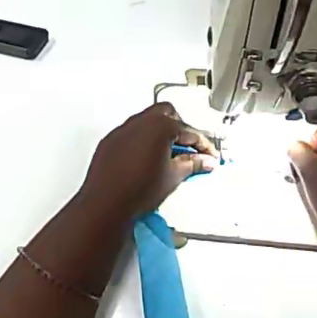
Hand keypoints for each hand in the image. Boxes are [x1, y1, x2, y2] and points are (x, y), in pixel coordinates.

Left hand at [79, 103, 216, 222]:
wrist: (107, 203)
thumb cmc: (140, 189)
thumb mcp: (174, 176)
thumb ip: (192, 164)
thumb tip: (205, 161)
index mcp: (159, 126)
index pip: (188, 130)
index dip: (203, 144)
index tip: (209, 156)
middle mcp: (139, 122)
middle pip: (167, 114)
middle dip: (180, 128)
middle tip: (190, 148)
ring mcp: (122, 130)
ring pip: (146, 121)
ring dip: (160, 133)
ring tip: (169, 155)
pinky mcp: (110, 141)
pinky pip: (130, 133)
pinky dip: (143, 140)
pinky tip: (147, 158)